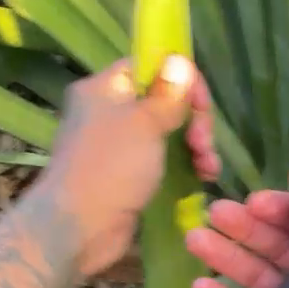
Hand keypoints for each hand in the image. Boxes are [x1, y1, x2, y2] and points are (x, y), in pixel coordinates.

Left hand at [39, 56, 220, 275]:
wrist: (80, 227)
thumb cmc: (111, 166)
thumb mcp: (145, 123)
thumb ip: (168, 93)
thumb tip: (180, 60)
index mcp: (106, 89)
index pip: (151, 66)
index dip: (183, 80)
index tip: (203, 106)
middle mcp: (111, 112)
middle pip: (165, 101)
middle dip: (194, 120)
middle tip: (203, 144)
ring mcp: (121, 146)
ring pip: (170, 132)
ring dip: (197, 145)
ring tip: (209, 168)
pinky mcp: (130, 175)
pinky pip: (165, 160)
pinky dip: (187, 165)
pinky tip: (204, 178)